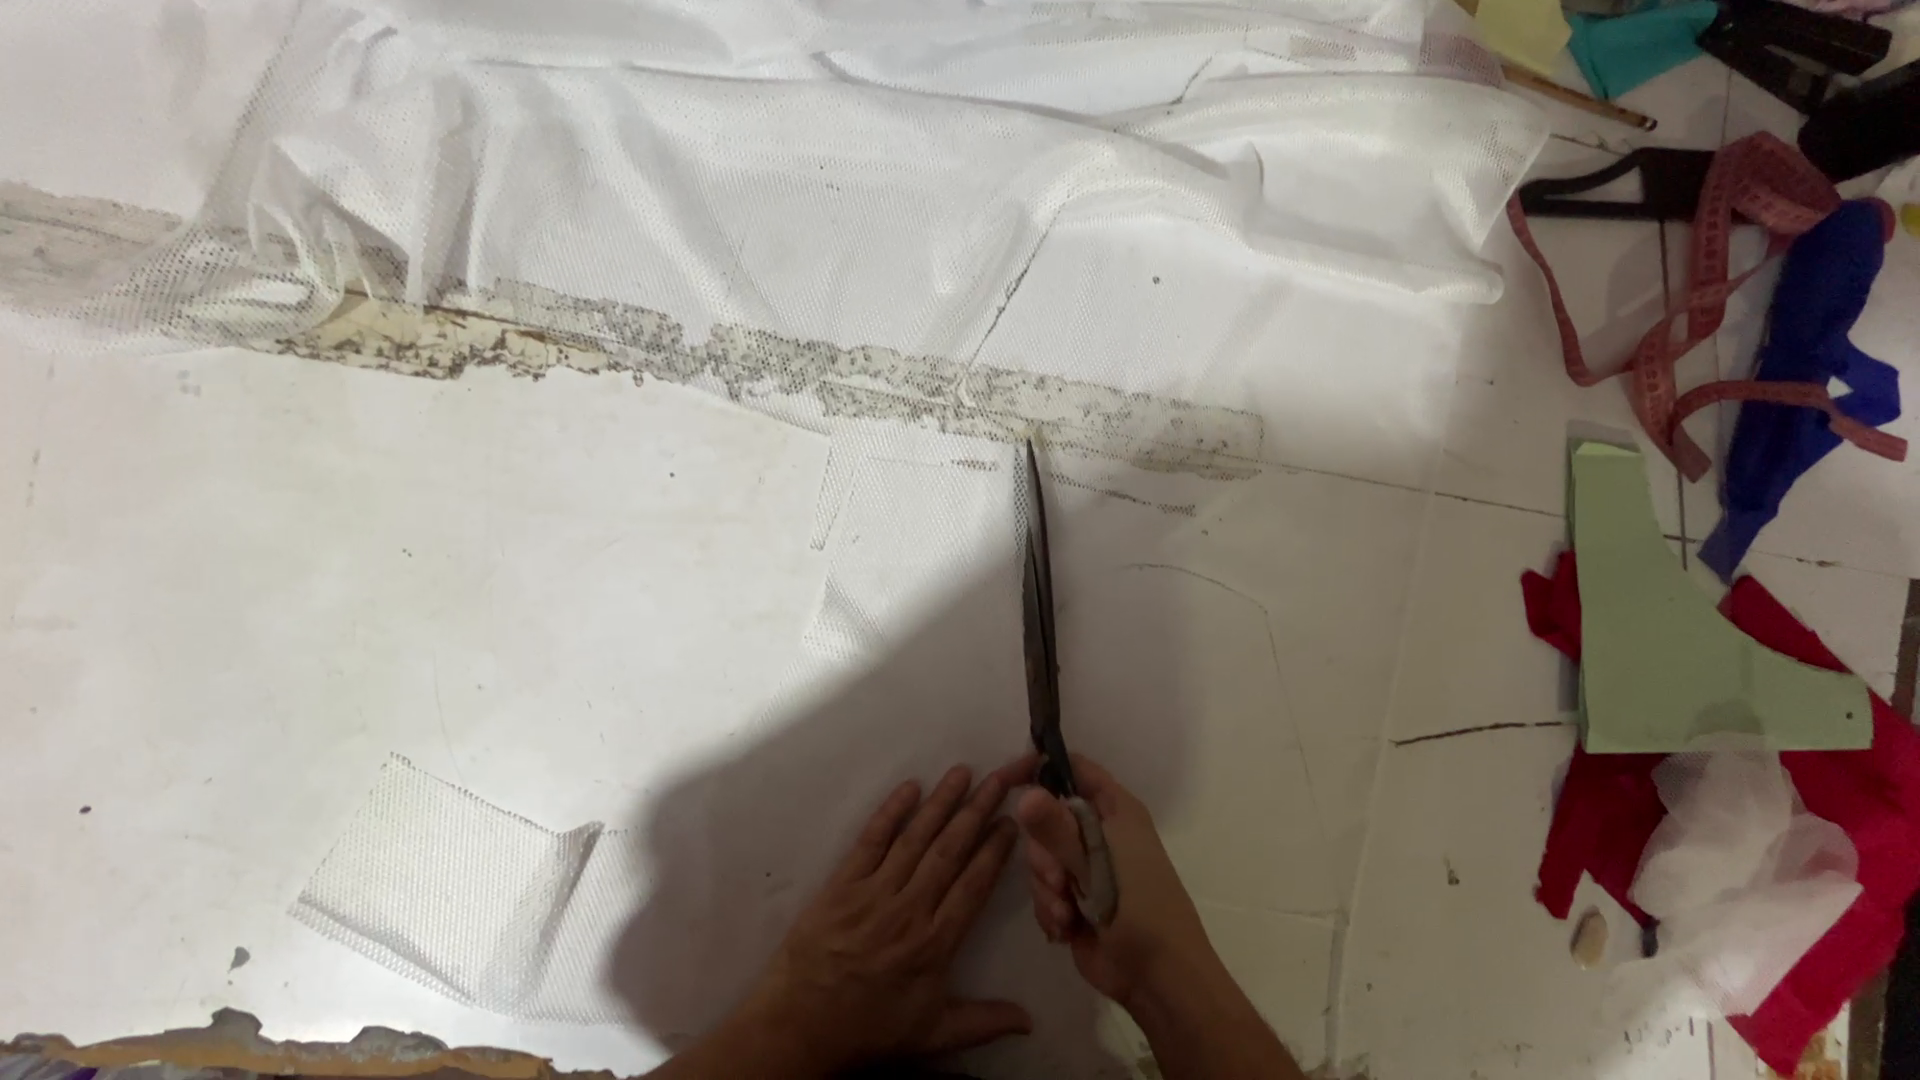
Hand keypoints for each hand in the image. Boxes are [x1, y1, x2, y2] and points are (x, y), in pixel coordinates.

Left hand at [719, 763, 1032, 1075]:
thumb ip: (983, 1022)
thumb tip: (1030, 1022)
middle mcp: (909, 909)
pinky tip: (910, 787)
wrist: (799, 1026)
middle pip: (950, 851)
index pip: (974, 884)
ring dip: (941, 803)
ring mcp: (874, 892)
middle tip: (998, 779)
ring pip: (915, 838)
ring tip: (962, 772)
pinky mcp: (843, 883)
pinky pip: (871, 840)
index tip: (1012, 822)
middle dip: (977, 812)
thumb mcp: (932, 1034)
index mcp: (935, 943)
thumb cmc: (868, 1029)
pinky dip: (891, 812)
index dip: (995, 851)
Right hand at [1013, 754, 1217, 1006]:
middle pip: (1046, 818)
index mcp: (1115, 809)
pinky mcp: (1076, 900)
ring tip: (1066, 913)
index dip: (1039, 766)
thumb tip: (1024, 794)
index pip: (1073, 768)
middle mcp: (1100, 832)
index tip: (1005, 781)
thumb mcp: (1095, 864)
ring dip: (1046, 887)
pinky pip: (1045, 890)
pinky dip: (1050, 909)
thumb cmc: (1139, 909)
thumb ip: (1056, 829)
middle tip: (1057, 879)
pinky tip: (1064, 929)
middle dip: (1043, 853)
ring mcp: (1087, 867)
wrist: (1160, 980)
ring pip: (1042, 858)